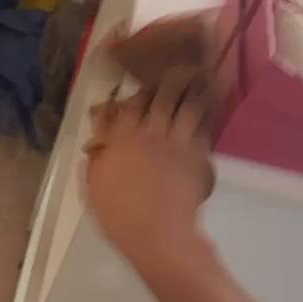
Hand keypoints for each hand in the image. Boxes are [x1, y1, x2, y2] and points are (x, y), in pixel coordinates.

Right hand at [84, 66, 215, 271]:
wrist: (158, 234)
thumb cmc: (119, 214)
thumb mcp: (94, 186)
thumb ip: (97, 162)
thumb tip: (98, 146)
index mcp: (123, 139)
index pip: (130, 106)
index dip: (138, 93)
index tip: (144, 84)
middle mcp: (151, 133)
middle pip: (162, 99)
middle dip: (171, 81)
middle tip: (179, 67)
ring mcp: (178, 144)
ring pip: (188, 110)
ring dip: (193, 92)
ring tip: (200, 80)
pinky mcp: (198, 158)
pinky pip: (203, 132)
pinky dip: (205, 119)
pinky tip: (208, 113)